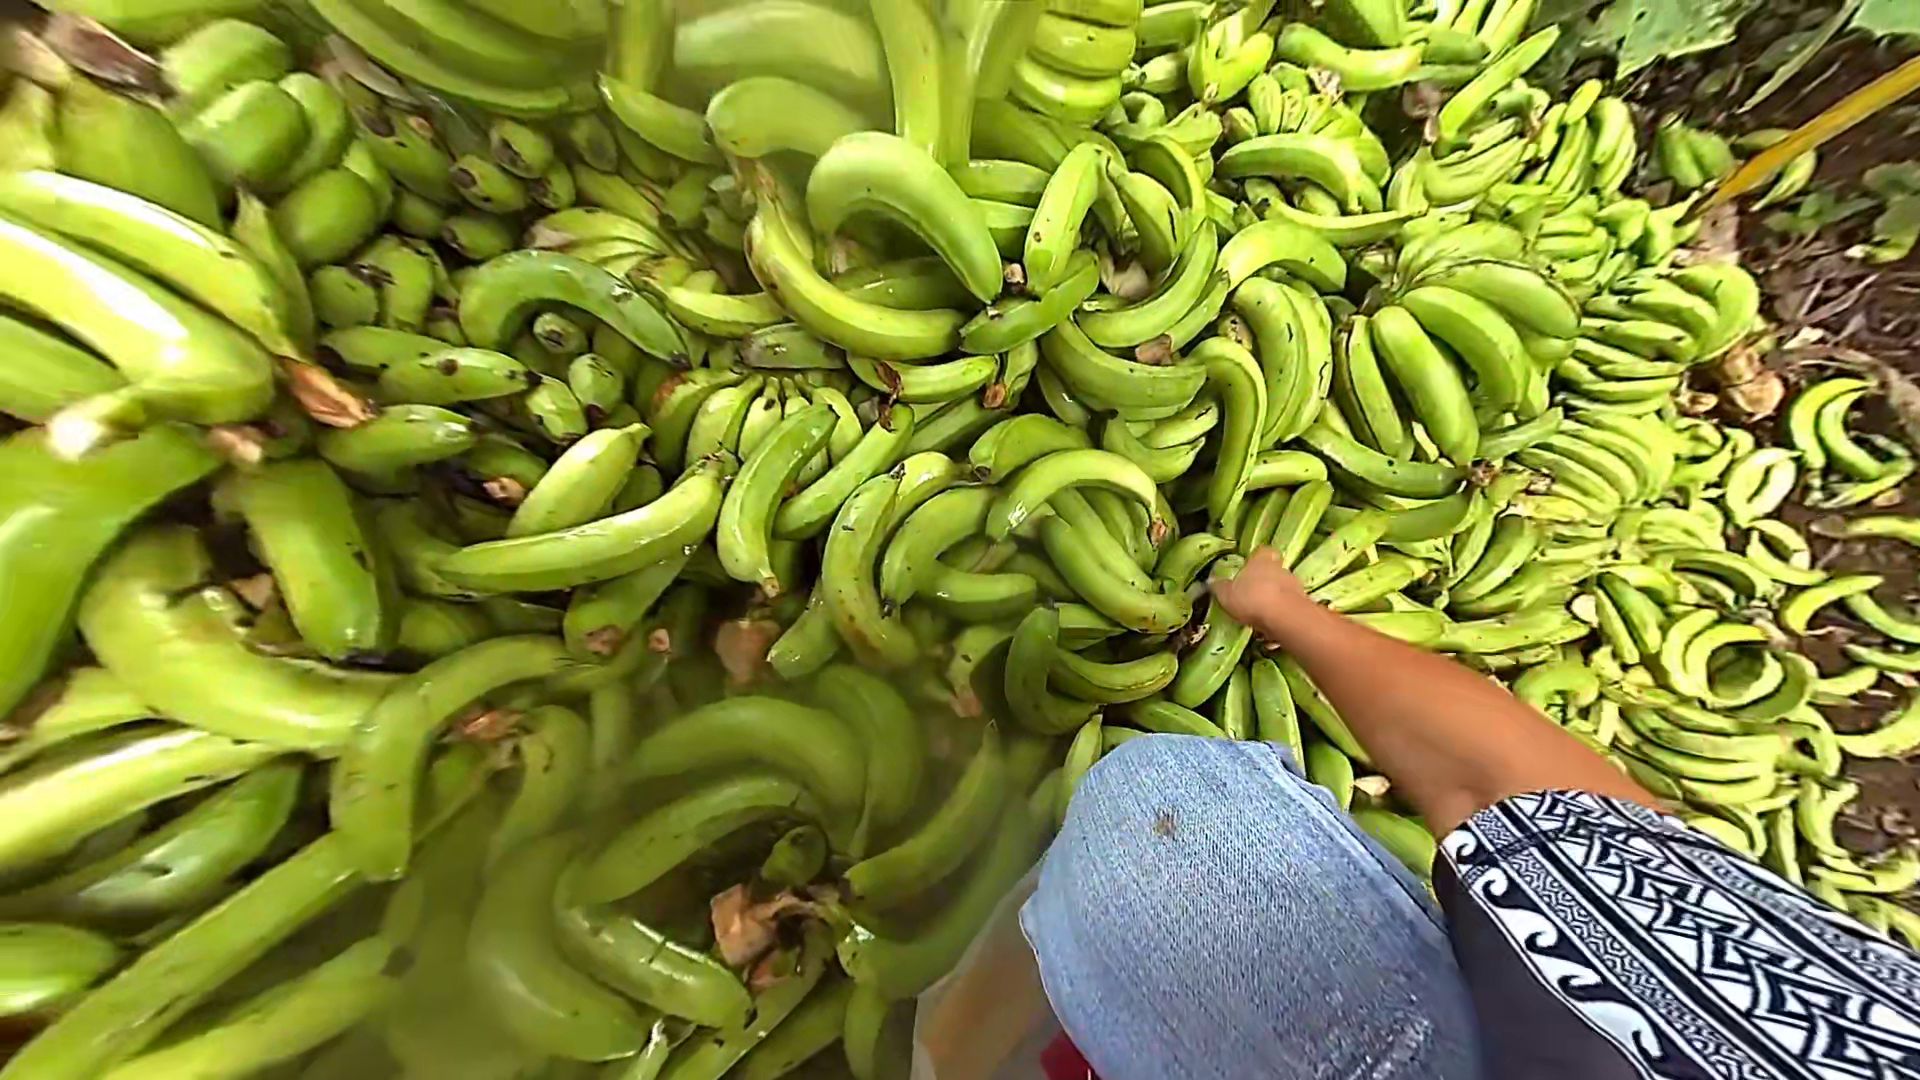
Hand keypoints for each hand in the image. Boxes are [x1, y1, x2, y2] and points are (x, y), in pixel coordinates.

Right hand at [1209, 547, 1318, 640]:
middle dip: (1264, 580)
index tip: (1248, 567)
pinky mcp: (1303, 605)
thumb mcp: (1225, 593)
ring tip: (1260, 612)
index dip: (1257, 559)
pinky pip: (1288, 606)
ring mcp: (1295, 587)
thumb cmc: (1251, 598)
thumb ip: (1219, 586)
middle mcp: (1281, 569)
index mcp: (1262, 560)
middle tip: (1251, 593)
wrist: (1285, 618)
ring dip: (1274, 597)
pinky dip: (1281, 612)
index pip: (1263, 552)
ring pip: (1282, 588)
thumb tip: (1212, 581)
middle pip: (1273, 570)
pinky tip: (1270, 623)